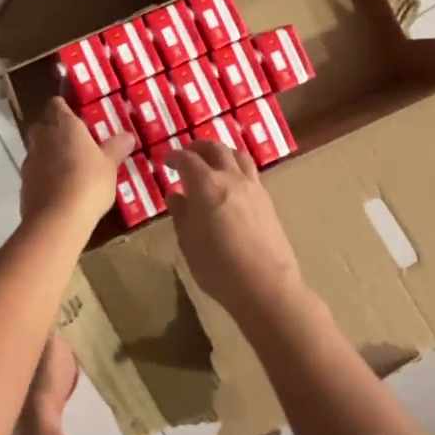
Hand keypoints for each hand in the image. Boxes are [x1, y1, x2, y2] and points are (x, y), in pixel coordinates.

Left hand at [21, 98, 133, 232]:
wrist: (57, 219)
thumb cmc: (88, 182)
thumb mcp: (109, 165)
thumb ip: (116, 148)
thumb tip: (128, 136)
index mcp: (63, 124)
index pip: (56, 104)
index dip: (64, 108)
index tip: (76, 117)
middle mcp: (42, 136)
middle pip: (42, 124)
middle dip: (54, 130)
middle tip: (74, 142)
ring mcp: (30, 159)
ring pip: (37, 148)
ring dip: (48, 154)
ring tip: (68, 168)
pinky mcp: (23, 183)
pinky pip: (34, 171)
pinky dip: (43, 175)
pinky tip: (58, 189)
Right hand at [167, 141, 303, 318]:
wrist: (266, 287)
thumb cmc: (218, 267)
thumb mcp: (188, 242)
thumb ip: (181, 214)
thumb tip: (175, 196)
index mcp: (206, 184)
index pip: (187, 159)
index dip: (174, 157)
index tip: (166, 161)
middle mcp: (231, 177)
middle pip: (216, 148)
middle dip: (198, 147)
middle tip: (188, 155)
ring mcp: (253, 187)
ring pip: (238, 155)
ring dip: (222, 153)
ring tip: (213, 163)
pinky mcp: (268, 201)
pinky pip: (250, 173)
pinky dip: (237, 169)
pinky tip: (232, 186)